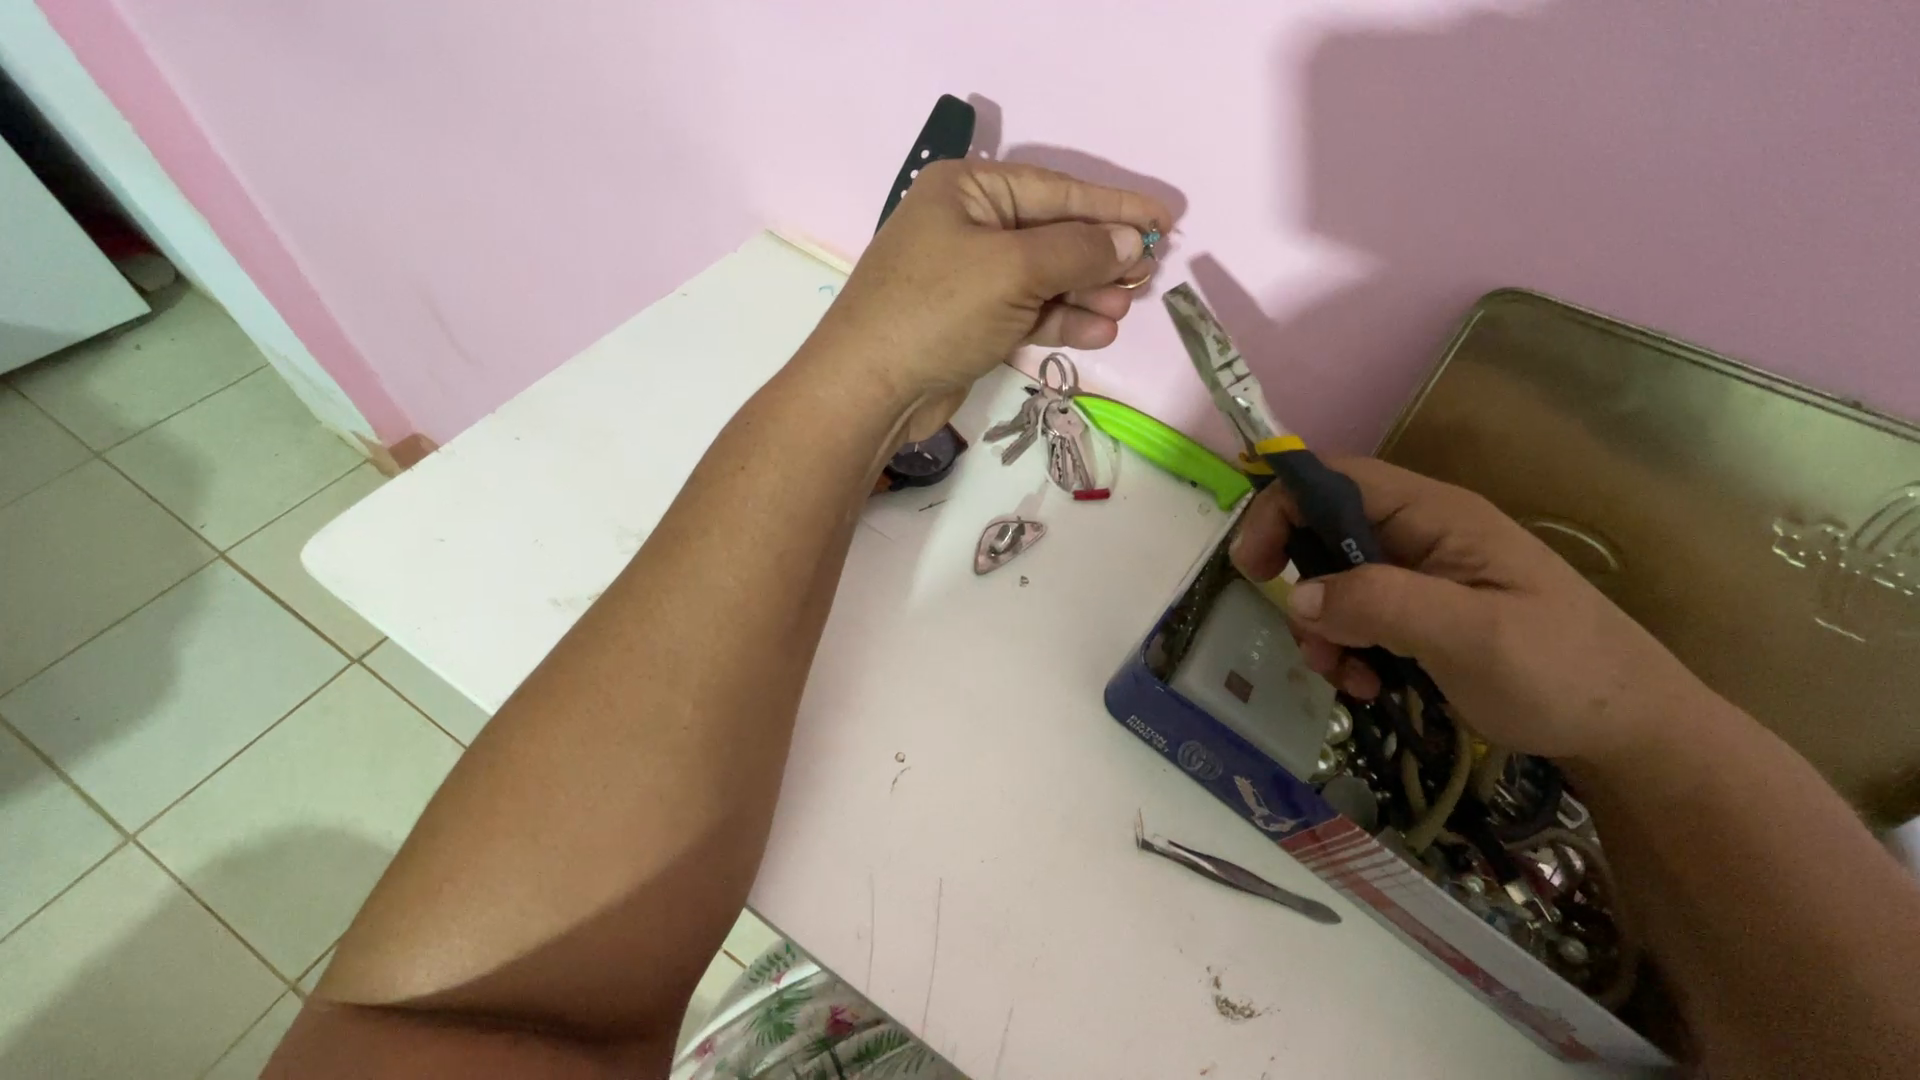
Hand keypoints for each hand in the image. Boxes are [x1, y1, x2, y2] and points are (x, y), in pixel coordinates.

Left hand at [809, 160, 1171, 428]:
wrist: (870, 389)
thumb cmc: (937, 311)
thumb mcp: (1013, 270)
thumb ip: (1078, 252)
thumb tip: (1132, 244)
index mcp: (969, 189)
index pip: (1057, 191)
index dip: (1115, 207)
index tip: (1166, 220)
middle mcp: (968, 225)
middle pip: (1053, 234)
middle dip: (1101, 256)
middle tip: (1149, 275)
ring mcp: (968, 278)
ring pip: (1045, 278)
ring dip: (1087, 294)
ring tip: (1126, 309)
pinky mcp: (971, 323)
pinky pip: (1028, 313)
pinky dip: (1062, 321)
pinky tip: (1100, 332)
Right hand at [1229, 458, 1708, 764]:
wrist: (1630, 731)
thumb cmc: (1560, 671)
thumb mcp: (1470, 635)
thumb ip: (1380, 604)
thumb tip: (1297, 594)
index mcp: (1435, 515)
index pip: (1333, 480)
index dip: (1281, 509)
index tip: (1255, 567)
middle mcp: (1420, 536)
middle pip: (1323, 533)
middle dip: (1301, 586)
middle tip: (1307, 640)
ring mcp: (1420, 577)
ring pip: (1333, 583)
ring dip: (1321, 629)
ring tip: (1343, 676)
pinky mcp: (1420, 616)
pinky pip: (1355, 618)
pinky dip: (1345, 651)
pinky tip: (1367, 686)